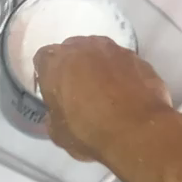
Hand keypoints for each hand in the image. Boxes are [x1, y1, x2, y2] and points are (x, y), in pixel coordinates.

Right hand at [32, 36, 176, 161]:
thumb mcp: (58, 134)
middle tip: (77, 91)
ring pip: (100, 54)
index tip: (53, 91)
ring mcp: (115, 50)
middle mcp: (84, 47)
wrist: (138, 131)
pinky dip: (122, 75)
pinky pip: (123, 64)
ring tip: (104, 93)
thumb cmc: (89, 131)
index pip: (43, 59)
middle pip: (72, 50)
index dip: (47, 75)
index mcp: (56, 62)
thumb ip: (52, 117)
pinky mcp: (139, 59)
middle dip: (73, 67)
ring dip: (99, 68)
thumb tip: (56, 114)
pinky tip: (125, 96)